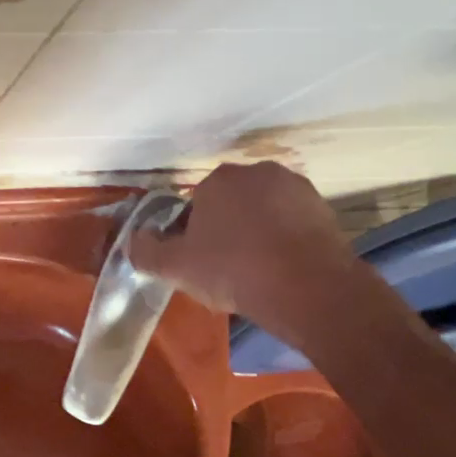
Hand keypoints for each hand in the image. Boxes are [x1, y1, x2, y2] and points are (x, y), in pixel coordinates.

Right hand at [126, 162, 370, 347]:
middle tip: (220, 268)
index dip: (188, 235)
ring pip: (260, 212)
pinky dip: (280, 240)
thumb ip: (146, 251)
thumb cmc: (230, 270)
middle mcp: (257, 171)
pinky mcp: (321, 207)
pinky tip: (277, 269)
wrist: (303, 285)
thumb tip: (135, 239)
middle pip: (228, 204)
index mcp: (217, 180)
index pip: (192, 205)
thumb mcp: (173, 267)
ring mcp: (294, 186)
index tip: (193, 262)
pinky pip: (288, 223)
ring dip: (253, 234)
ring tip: (251, 271)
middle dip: (222, 229)